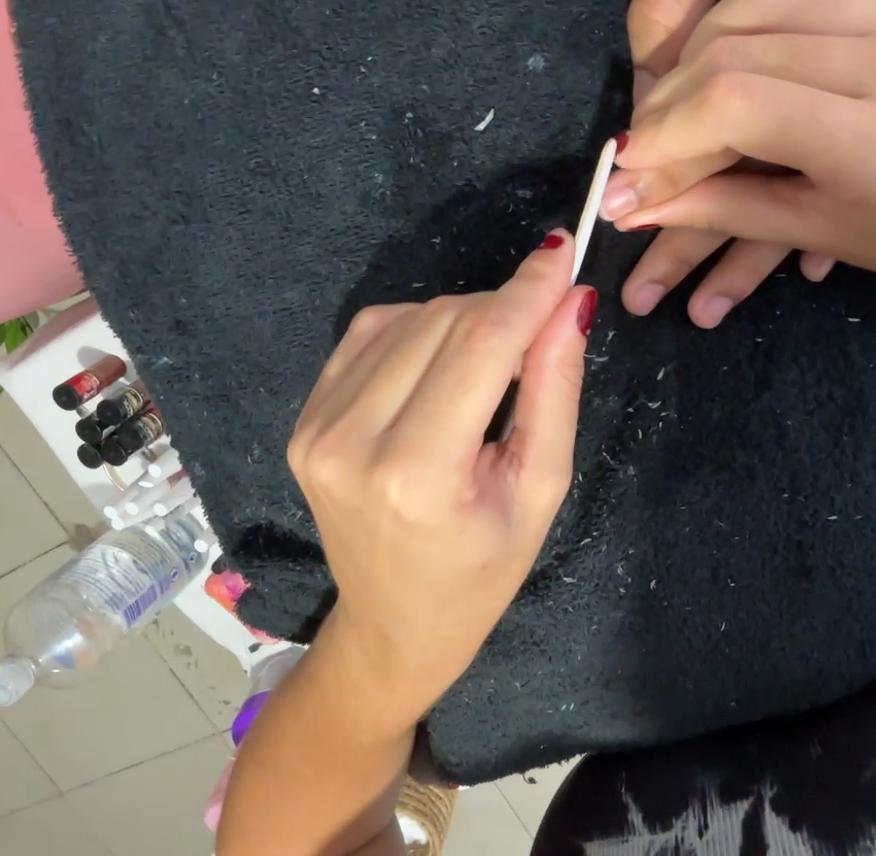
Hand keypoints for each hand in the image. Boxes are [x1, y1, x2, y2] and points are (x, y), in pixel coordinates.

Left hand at [287, 232, 594, 719]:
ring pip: (406, 318)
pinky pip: (370, 334)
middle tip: (543, 326)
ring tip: (494, 362)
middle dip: (503, 306)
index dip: (527, 290)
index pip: (480, 345)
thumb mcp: (540, 490)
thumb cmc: (481, 573)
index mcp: (418, 473)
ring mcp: (317, 426)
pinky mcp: (305, 417)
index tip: (564, 251)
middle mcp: (353, 439)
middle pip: (443, 321)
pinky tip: (443, 360)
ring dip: (463, 318)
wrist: (393, 625)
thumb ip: (554, 390)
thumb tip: (570, 301)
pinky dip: (418, 328)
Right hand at [616, 0, 875, 325]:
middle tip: (643, 145)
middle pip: (736, 50)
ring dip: (702, 44)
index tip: (624, 167)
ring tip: (681, 93)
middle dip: (669, 104)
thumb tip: (626, 200)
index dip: (663, 133)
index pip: (733, 105)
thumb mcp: (816, 232)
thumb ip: (716, 208)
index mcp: (873, 138)